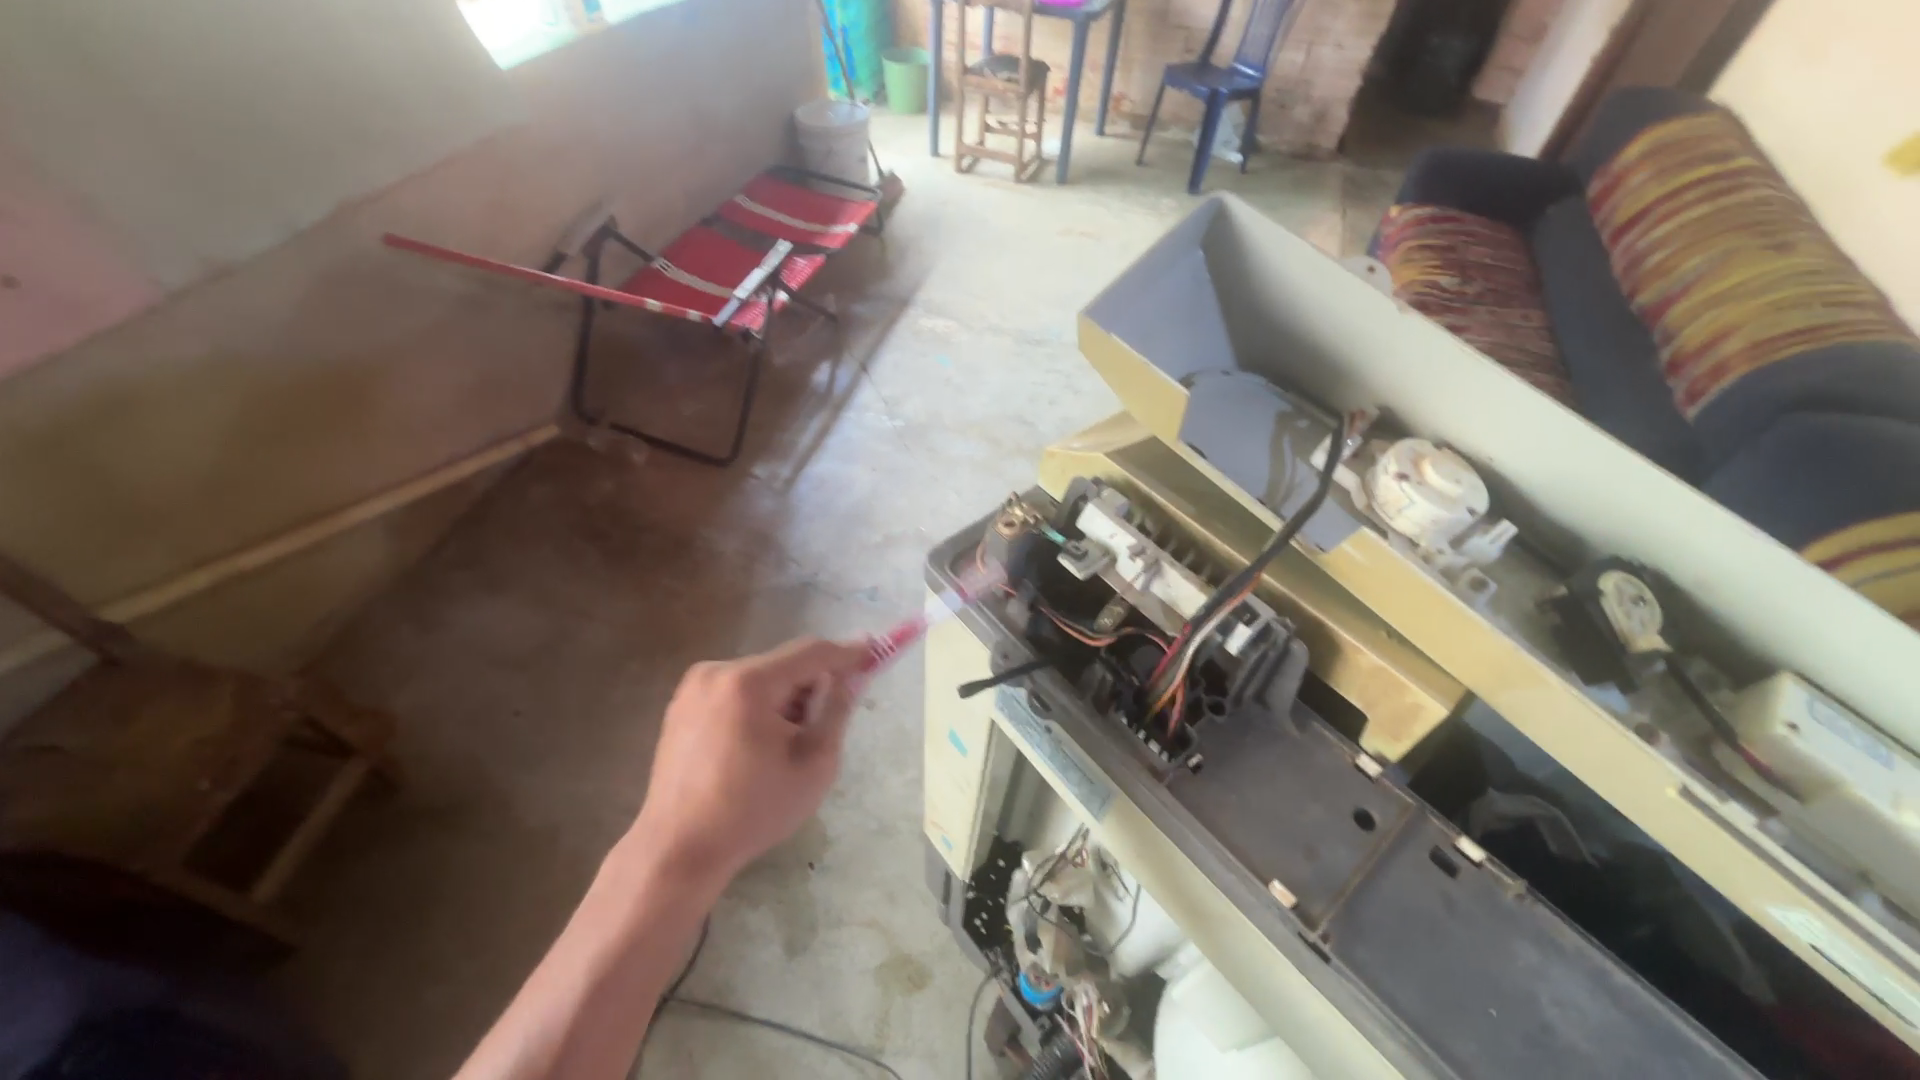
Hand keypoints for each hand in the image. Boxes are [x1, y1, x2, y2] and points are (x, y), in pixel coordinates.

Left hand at [632, 637, 870, 884]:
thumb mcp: (814, 764)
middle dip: (811, 688)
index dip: (847, 653)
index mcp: (748, 682)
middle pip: (783, 666)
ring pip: (759, 680)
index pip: (811, 652)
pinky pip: (734, 695)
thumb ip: (836, 712)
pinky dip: (756, 710)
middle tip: (824, 727)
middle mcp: (716, 672)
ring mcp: (693, 689)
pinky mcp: (681, 708)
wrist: (678, 850)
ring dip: (783, 701)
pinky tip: (755, 751)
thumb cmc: (752, 810)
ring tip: (785, 750)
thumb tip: (848, 679)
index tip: (876, 652)